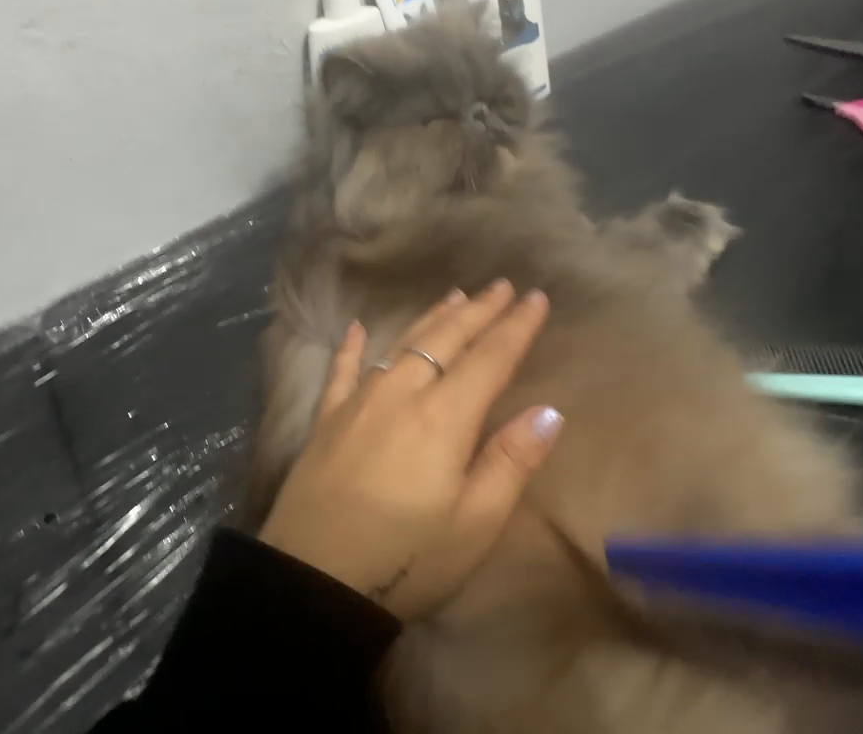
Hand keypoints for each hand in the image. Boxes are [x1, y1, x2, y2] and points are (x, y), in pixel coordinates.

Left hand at [256, 280, 561, 620]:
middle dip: (478, 311)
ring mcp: (358, 401)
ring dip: (430, 319)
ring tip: (453, 296)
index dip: (515, 327)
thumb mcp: (475, 524)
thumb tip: (549, 410)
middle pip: (445, 340)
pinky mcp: (326, 419)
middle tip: (501, 285)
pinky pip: (342, 369)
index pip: (490, 359)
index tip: (537, 297)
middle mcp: (401, 393)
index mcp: (444, 417)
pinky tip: (357, 328)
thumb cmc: (406, 558)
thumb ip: (511, 462)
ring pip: (400, 344)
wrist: (313, 576)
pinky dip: (353, 345)